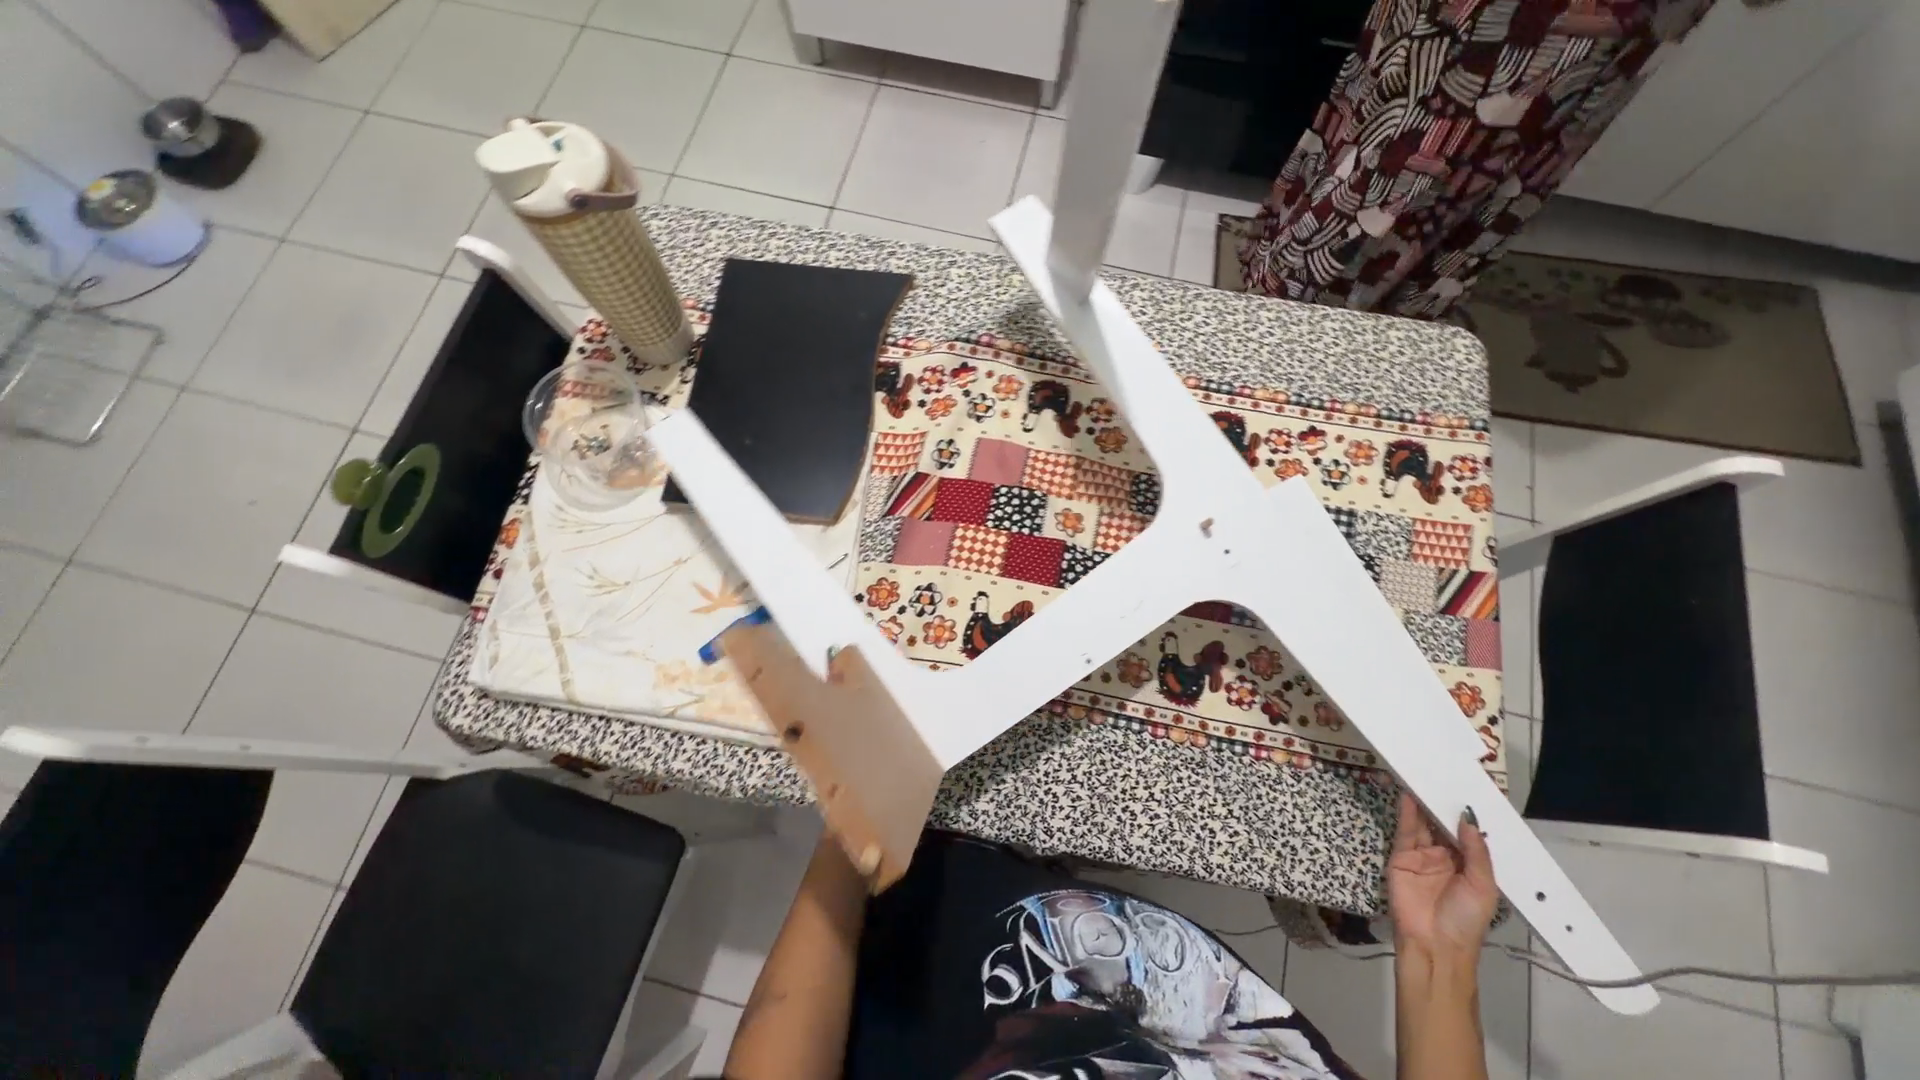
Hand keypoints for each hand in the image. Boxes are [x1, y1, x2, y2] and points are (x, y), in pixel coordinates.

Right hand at [1386, 791, 1498, 962]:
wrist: (1434, 944)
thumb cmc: (1466, 919)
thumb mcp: (1483, 886)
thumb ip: (1476, 852)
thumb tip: (1468, 818)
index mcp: (1469, 866)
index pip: (1467, 834)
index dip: (1468, 815)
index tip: (1470, 790)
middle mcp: (1445, 857)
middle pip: (1443, 825)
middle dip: (1443, 804)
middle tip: (1444, 777)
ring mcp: (1422, 856)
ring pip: (1424, 824)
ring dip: (1424, 803)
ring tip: (1424, 779)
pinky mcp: (1401, 856)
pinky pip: (1406, 831)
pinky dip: (1407, 812)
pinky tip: (1409, 795)